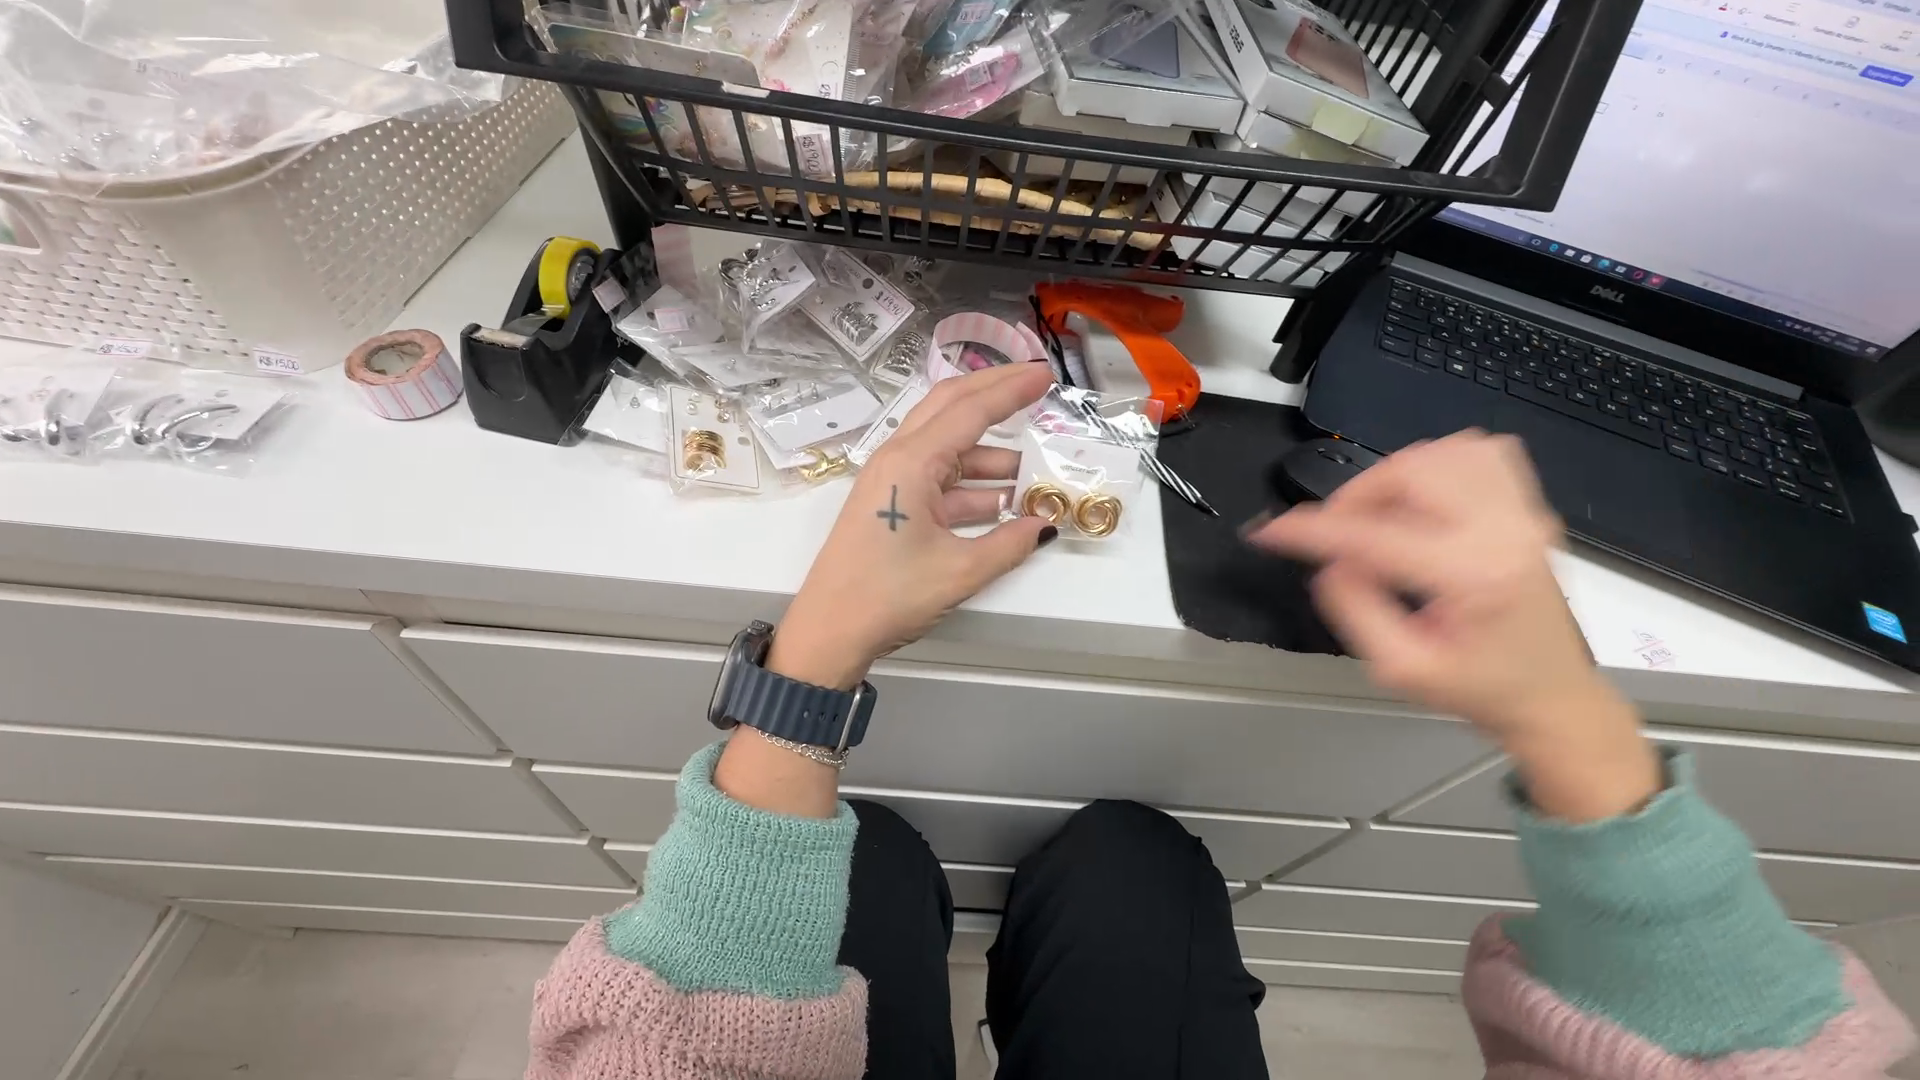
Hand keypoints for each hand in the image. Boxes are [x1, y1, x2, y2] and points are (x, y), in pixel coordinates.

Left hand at [767, 363, 1058, 690]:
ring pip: (948, 448)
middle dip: (994, 392)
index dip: (1010, 389)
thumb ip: (1009, 544)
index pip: (970, 410)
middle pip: (951, 408)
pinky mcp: (891, 503)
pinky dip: (972, 484)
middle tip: (1036, 384)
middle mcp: (898, 459)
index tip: (1045, 374)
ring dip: (990, 454)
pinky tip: (1002, 502)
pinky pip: (939, 479)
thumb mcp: (959, 571)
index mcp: (911, 462)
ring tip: (1033, 472)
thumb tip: (1044, 526)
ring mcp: (892, 480)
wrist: (830, 631)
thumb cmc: (888, 596)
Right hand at [1247, 431, 1660, 820]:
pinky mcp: (1529, 506)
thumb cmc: (1479, 689)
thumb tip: (1330, 562)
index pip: (1372, 534)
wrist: (1552, 696)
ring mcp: (1523, 513)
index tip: (1270, 531)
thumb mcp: (1400, 669)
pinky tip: (1420, 498)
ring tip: (1376, 514)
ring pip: (1444, 451)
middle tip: (1335, 530)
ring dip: (1394, 475)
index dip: (1309, 530)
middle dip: (1356, 494)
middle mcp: (1503, 531)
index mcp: (1472, 576)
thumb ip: (1355, 610)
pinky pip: (1479, 452)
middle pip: (1412, 470)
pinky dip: (1437, 464)